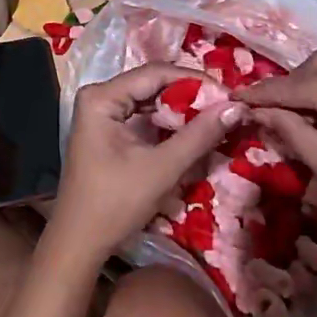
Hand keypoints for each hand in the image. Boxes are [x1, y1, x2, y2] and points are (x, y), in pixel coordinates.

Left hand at [47, 64, 230, 261]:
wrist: (79, 243)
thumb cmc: (114, 204)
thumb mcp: (162, 169)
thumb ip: (199, 135)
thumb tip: (236, 107)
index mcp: (101, 97)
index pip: (156, 73)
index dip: (195, 81)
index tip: (230, 95)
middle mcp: (98, 96)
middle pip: (152, 84)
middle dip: (190, 95)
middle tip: (227, 107)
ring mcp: (101, 113)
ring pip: (149, 100)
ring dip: (181, 110)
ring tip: (217, 117)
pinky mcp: (107, 130)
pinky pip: (143, 117)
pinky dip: (167, 124)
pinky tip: (193, 131)